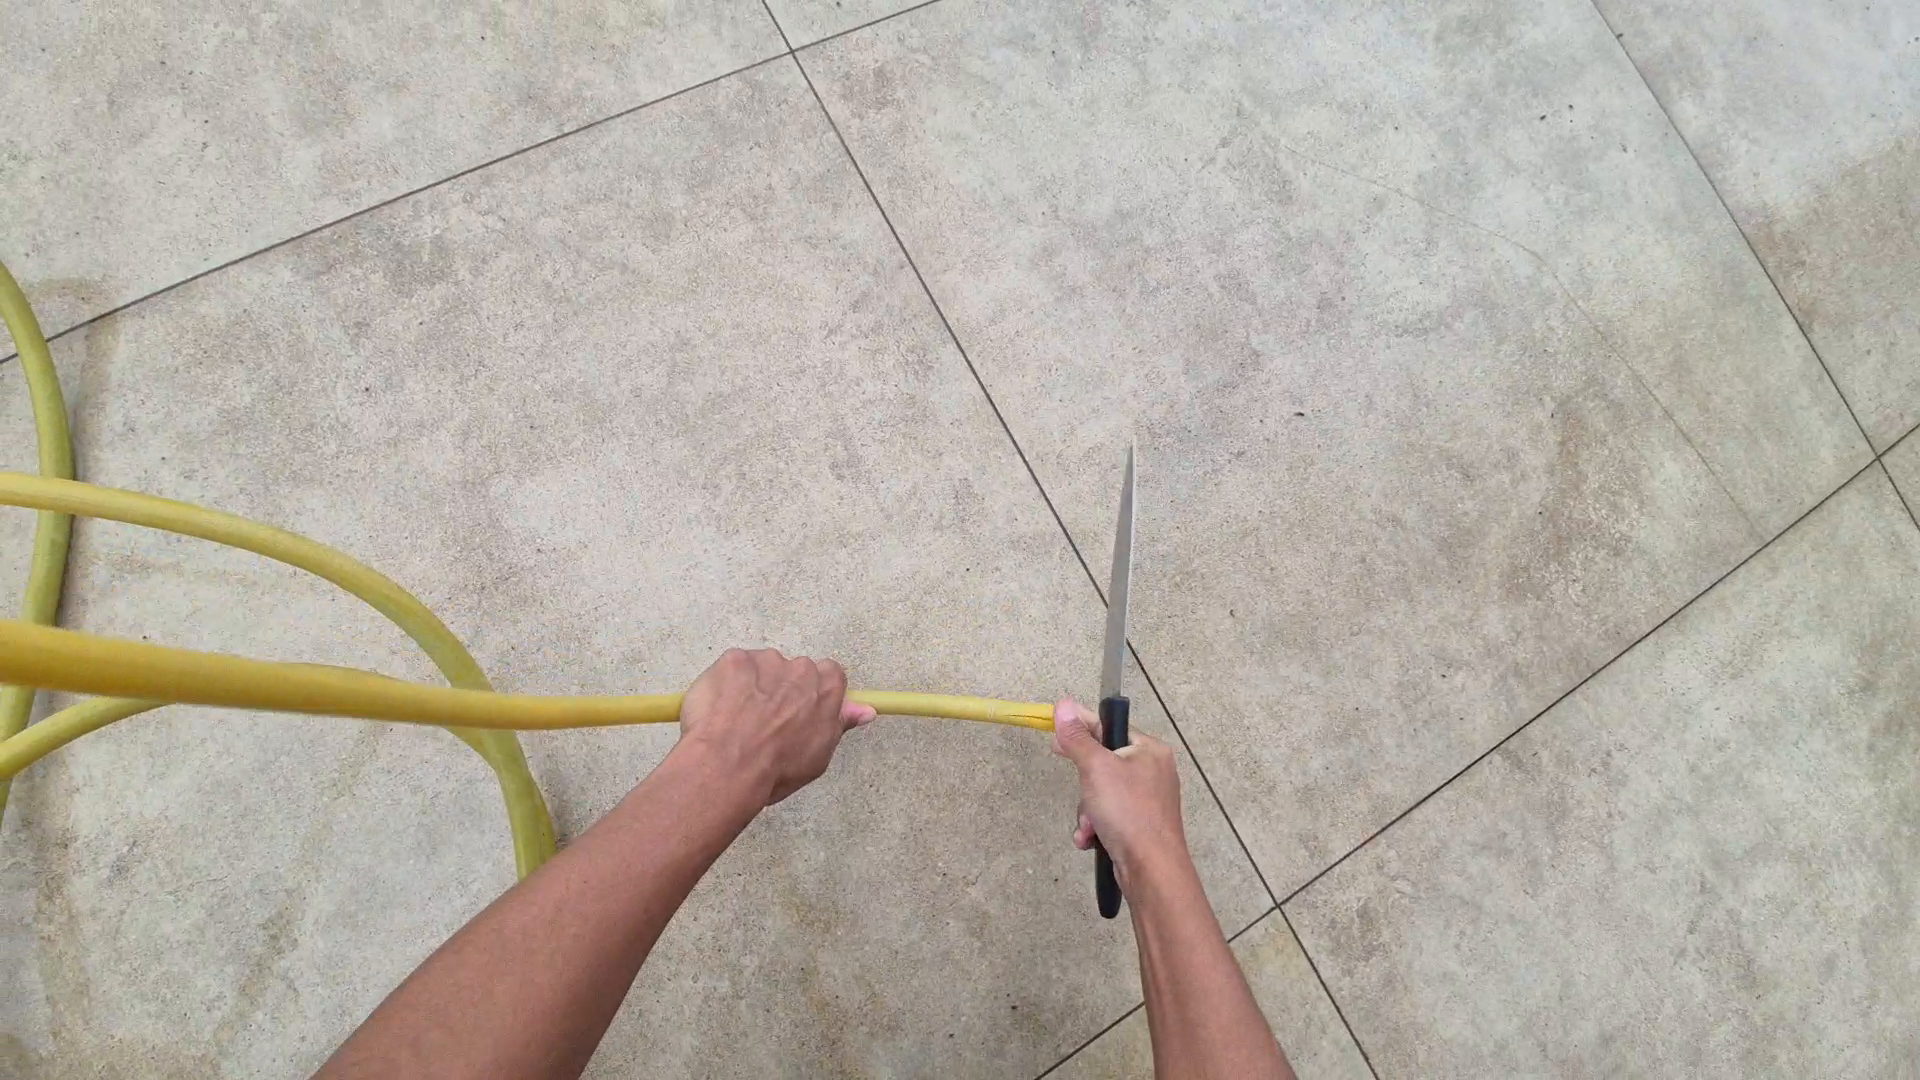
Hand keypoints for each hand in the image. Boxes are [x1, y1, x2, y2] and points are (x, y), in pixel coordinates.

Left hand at [678, 648, 877, 805]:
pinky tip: (720, 710)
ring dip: (753, 685)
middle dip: (781, 689)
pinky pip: (733, 667)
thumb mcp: (819, 755)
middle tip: (765, 719)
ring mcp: (767, 661)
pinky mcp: (735, 660)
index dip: (814, 693)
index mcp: (827, 688)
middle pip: (794, 671)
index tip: (802, 710)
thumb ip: (840, 724)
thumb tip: (865, 711)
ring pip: (762, 667)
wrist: (728, 766)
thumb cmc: (775, 768)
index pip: (830, 676)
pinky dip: (726, 684)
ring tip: (738, 719)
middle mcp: (801, 669)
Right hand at [1052, 698, 1186, 883]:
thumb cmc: (1127, 811)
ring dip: (1087, 809)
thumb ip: (1077, 737)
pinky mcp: (1141, 825)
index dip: (1081, 728)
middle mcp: (1153, 771)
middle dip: (1084, 781)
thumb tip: (1063, 705)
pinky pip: (1110, 814)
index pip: (1109, 727)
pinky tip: (1091, 839)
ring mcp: (1148, 800)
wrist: (1151, 870)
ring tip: (1089, 825)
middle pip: (1103, 761)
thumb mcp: (1095, 767)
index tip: (1056, 733)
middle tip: (1074, 782)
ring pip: (1103, 791)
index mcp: (1149, 750)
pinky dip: (1096, 826)